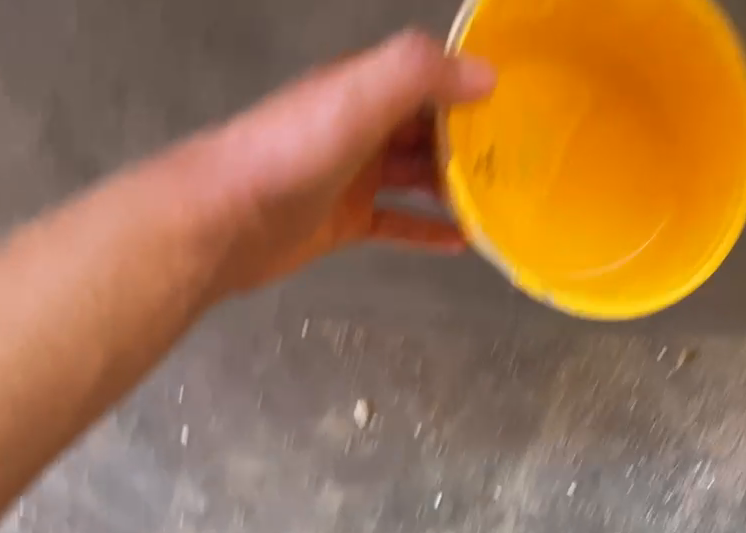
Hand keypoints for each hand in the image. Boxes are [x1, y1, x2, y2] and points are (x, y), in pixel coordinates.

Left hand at [170, 31, 495, 294]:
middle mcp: (360, 128)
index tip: (517, 115)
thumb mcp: (357, 99)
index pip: (426, 83)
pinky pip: (400, 222)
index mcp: (362, 90)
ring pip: (416, 177)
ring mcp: (353, 177)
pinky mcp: (348, 221)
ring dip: (456, 189)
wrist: (227, 218)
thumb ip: (417, 76)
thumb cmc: (293, 154)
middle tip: (517, 168)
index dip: (469, 93)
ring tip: (500, 206)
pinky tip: (463, 242)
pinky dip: (430, 230)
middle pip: (426, 132)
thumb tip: (488, 76)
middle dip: (469, 145)